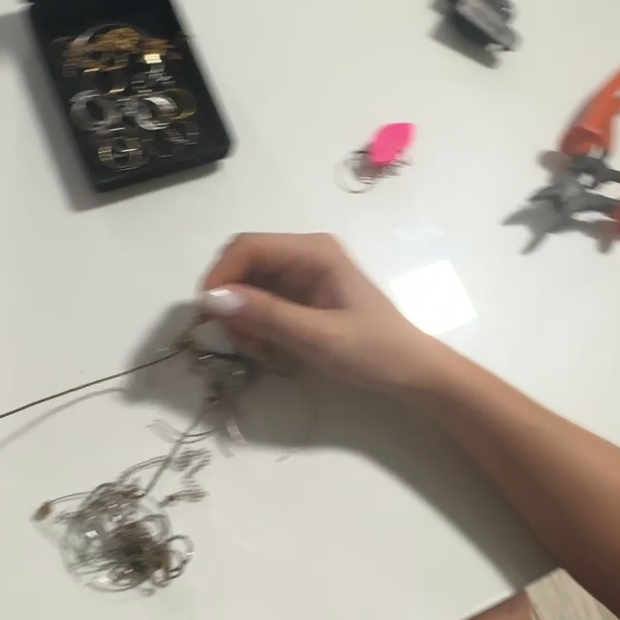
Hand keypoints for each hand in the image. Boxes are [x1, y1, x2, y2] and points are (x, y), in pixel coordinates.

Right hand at [199, 233, 454, 393]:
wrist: (410, 372)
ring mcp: (303, 275)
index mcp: (314, 251)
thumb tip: (213, 300)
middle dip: (231, 300)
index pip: (248, 247)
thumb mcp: (318, 337)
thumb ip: (266, 316)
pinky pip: (262, 302)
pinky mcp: (303, 296)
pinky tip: (267, 348)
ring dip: (241, 317)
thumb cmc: (372, 352)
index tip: (209, 317)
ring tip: (257, 350)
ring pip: (248, 285)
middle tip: (238, 341)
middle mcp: (305, 254)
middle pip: (244, 264)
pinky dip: (255, 324)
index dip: (221, 276)